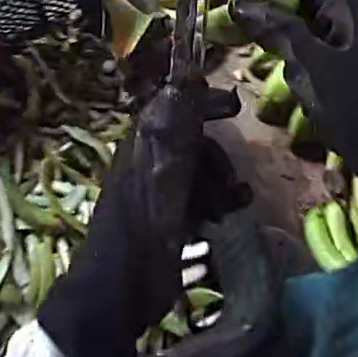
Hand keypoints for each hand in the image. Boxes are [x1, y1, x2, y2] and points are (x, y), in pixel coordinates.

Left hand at [36, 82, 244, 356]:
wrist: (121, 287)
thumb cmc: (143, 221)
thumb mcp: (166, 164)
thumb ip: (180, 119)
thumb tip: (189, 69)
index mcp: (145, 140)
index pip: (178, 106)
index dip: (205, 102)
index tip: (234, 107)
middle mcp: (152, 159)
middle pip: (195, 141)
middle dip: (218, 155)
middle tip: (234, 175)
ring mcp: (160, 190)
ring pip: (200, 170)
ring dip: (222, 182)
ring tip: (235, 200)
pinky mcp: (170, 218)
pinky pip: (200, 197)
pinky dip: (217, 201)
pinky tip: (228, 214)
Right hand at [231, 0, 357, 242]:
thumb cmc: (357, 111)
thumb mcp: (314, 67)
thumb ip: (280, 30)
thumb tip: (241, 1)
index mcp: (355, 11)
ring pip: (318, 15)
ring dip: (286, 13)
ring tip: (254, 19)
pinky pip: (324, 38)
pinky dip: (299, 37)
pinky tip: (280, 51)